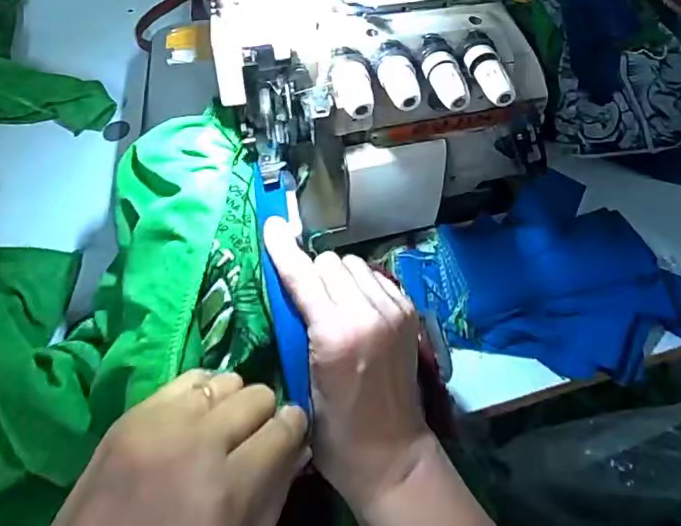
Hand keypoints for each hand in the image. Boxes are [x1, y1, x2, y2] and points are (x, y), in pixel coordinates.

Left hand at [52, 369, 307, 525]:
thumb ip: (272, 494)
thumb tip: (295, 448)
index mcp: (226, 489)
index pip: (284, 427)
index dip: (292, 429)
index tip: (289, 436)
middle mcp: (197, 443)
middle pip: (257, 394)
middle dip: (262, 416)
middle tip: (250, 439)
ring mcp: (160, 422)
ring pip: (225, 378)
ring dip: (228, 403)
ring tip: (218, 429)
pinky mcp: (131, 414)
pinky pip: (186, 378)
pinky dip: (197, 396)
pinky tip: (192, 420)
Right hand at [262, 217, 433, 512]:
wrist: (392, 453)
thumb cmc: (336, 430)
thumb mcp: (303, 383)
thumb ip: (297, 331)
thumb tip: (286, 290)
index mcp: (335, 335)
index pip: (304, 276)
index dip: (284, 250)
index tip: (273, 226)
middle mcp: (368, 313)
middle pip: (329, 262)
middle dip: (312, 274)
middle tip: (306, 299)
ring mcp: (393, 309)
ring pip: (354, 264)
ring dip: (338, 277)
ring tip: (332, 304)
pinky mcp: (408, 310)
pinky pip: (376, 277)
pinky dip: (361, 285)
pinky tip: (356, 308)